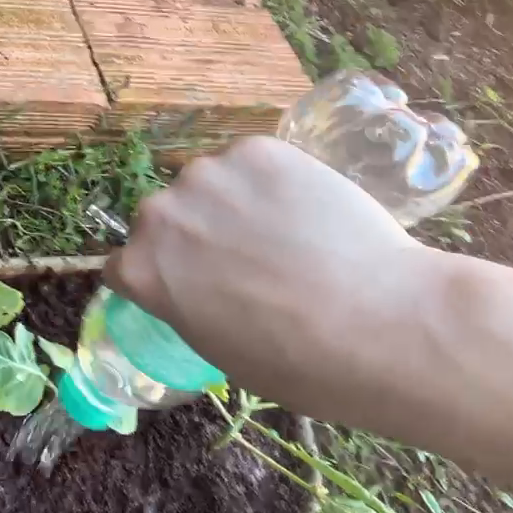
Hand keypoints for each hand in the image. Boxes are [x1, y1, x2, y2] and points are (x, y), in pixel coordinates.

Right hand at [104, 136, 429, 398]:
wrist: (385, 326)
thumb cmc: (300, 363)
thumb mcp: (219, 348)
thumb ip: (185, 302)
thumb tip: (198, 283)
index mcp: (140, 268)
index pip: (127, 261)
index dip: (163, 274)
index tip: (195, 285)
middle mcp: (157, 213)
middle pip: (166, 217)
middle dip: (196, 234)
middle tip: (249, 261)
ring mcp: (205, 175)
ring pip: (210, 185)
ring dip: (233, 203)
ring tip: (289, 234)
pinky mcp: (255, 150)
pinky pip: (253, 163)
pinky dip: (274, 181)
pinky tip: (310, 212)